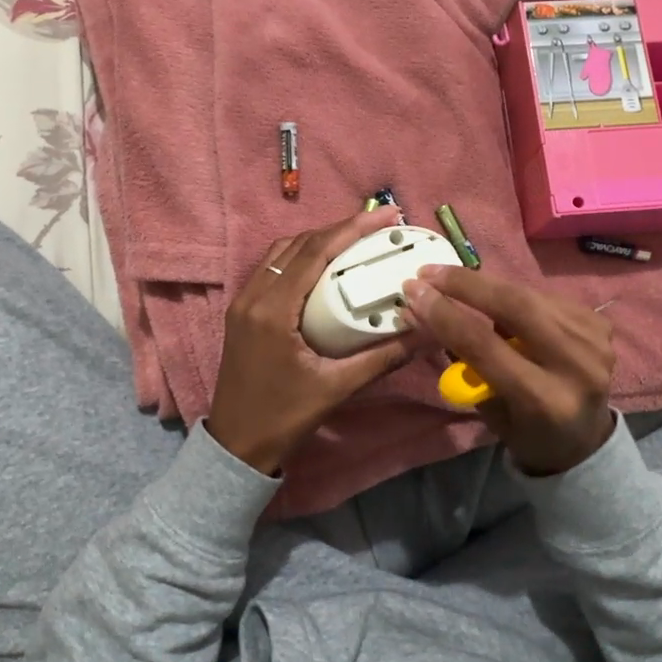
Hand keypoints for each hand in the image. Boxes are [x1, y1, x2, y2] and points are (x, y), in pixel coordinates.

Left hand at [207, 207, 414, 474]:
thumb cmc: (284, 417)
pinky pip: (271, 270)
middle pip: (298, 245)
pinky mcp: (241, 313)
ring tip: (356, 240)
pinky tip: (325, 267)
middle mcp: (252, 297)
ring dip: (317, 241)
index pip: (315, 253)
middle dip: (339, 229)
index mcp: (272, 310)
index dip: (352, 228)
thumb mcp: (337, 388)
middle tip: (378, 226)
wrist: (236, 445)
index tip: (386, 215)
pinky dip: (300, 258)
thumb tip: (425, 333)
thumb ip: (382, 357)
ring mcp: (242, 303)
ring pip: (281, 254)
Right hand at [403, 267, 616, 475]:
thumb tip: (422, 310)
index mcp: (544, 400)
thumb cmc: (525, 431)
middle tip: (428, 272)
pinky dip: (513, 295)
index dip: (445, 315)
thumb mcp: (486, 408)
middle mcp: (577, 366)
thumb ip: (460, 360)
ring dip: (485, 285)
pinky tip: (495, 301)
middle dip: (466, 284)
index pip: (485, 346)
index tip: (413, 292)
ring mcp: (595, 342)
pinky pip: (545, 297)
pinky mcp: (601, 325)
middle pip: (516, 306)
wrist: (585, 439)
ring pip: (529, 294)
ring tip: (451, 281)